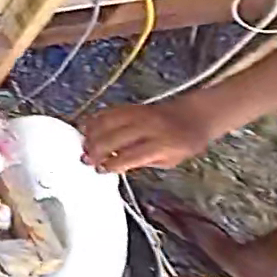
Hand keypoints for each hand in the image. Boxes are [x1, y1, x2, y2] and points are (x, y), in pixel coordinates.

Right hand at [80, 99, 216, 171]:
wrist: (192, 116)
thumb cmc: (184, 143)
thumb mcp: (170, 160)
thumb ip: (142, 163)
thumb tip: (114, 165)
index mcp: (163, 144)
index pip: (129, 156)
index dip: (111, 164)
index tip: (100, 170)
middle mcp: (148, 126)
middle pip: (112, 138)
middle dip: (95, 151)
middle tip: (85, 160)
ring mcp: (136, 114)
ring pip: (104, 123)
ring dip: (90, 136)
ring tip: (84, 147)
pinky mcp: (128, 106)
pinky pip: (104, 113)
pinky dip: (92, 122)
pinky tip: (87, 132)